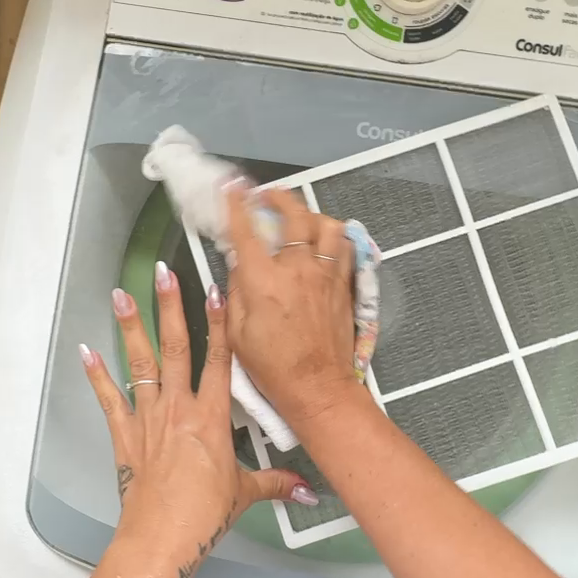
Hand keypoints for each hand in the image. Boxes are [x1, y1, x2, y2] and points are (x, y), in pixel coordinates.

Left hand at [79, 260, 312, 577]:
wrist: (161, 539)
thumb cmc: (206, 514)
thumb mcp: (245, 494)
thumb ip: (276, 483)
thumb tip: (309, 490)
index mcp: (213, 416)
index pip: (219, 359)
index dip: (219, 323)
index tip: (215, 290)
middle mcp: (180, 407)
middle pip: (177, 348)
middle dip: (171, 308)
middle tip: (163, 272)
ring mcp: (149, 418)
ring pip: (141, 364)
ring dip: (131, 328)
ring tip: (122, 294)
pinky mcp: (124, 435)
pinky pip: (110, 399)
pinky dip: (97, 375)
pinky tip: (86, 350)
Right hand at [223, 188, 366, 430]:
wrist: (318, 388)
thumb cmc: (273, 368)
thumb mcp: (236, 333)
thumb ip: (236, 291)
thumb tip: (237, 264)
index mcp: (264, 281)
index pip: (246, 230)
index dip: (236, 204)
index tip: (232, 188)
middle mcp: (297, 269)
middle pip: (294, 214)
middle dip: (279, 197)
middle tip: (268, 196)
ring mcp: (326, 275)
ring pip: (328, 225)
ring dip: (312, 214)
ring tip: (301, 217)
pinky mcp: (344, 286)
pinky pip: (345, 248)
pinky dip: (334, 237)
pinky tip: (325, 242)